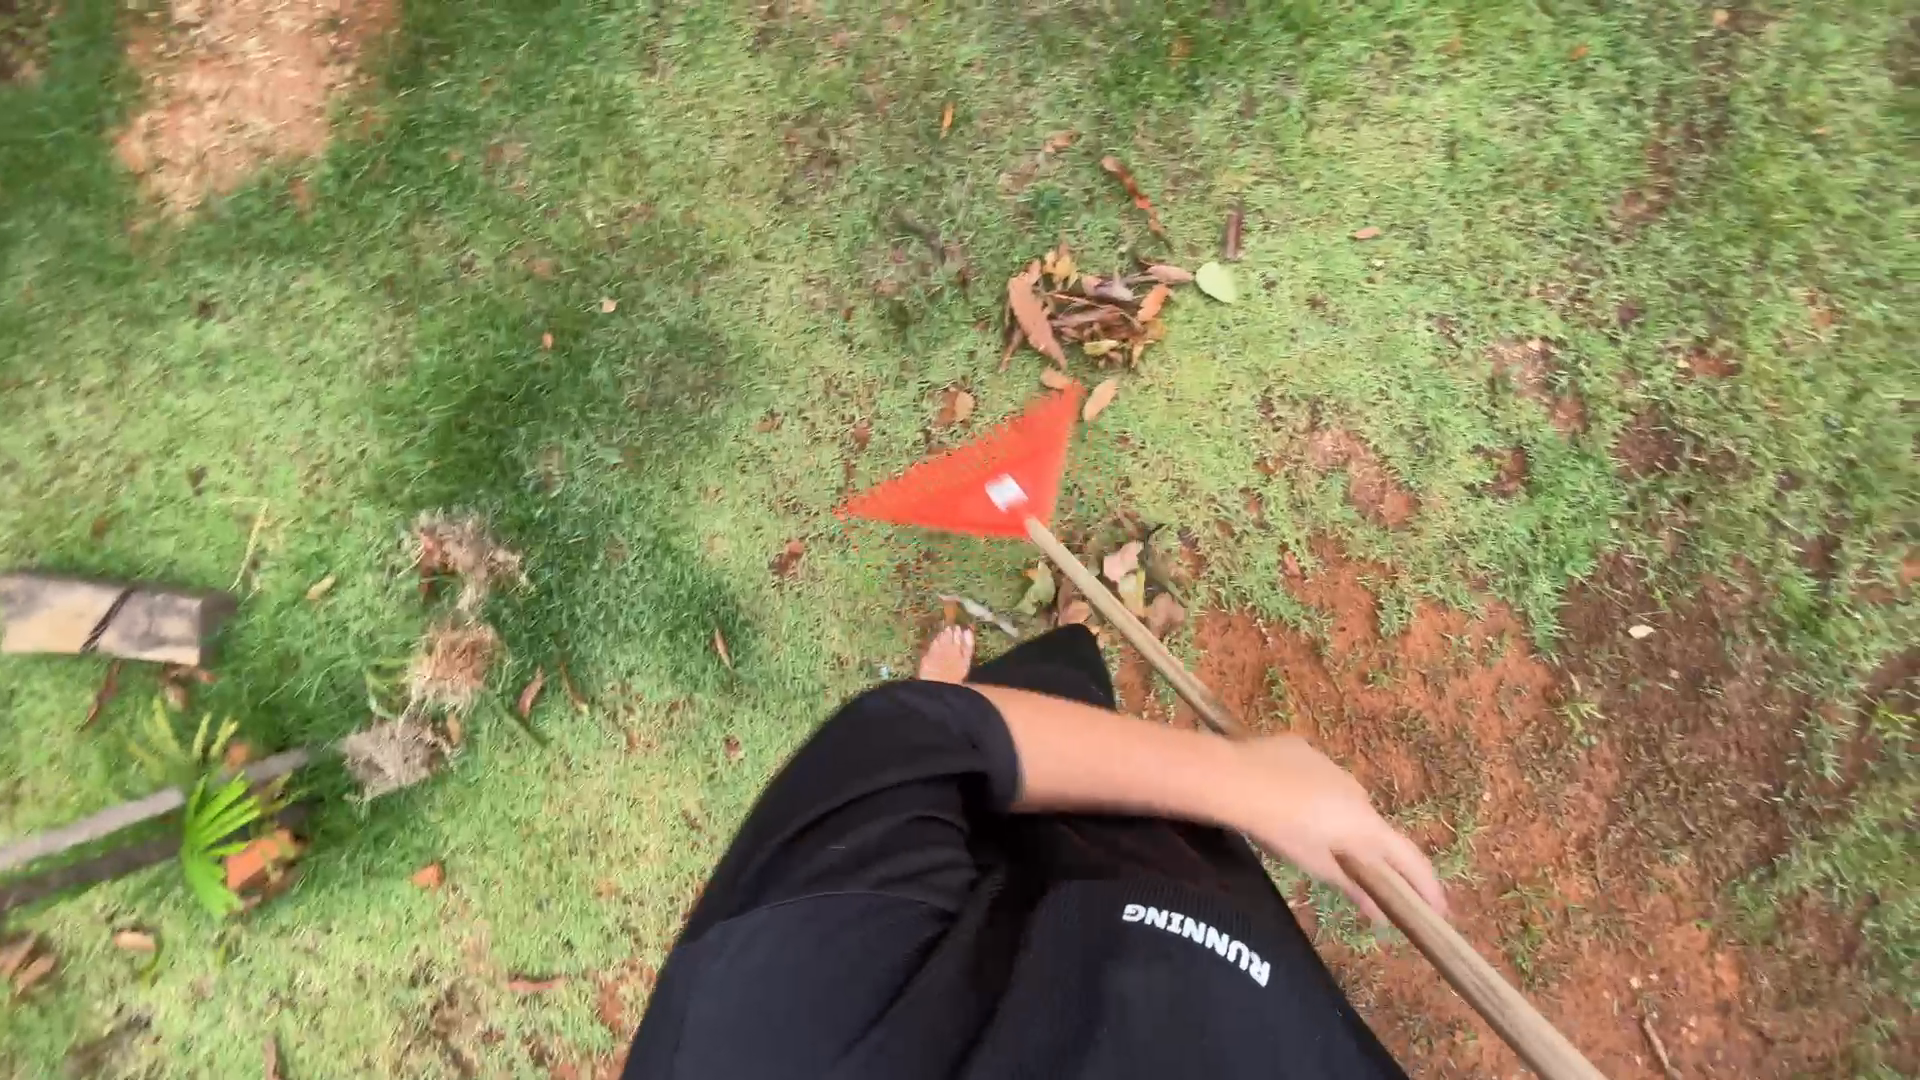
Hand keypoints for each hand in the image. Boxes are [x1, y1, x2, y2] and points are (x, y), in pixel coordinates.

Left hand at [1219, 735, 1447, 925]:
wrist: (1236, 778)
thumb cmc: (1278, 828)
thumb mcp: (1314, 864)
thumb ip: (1351, 886)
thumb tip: (1380, 914)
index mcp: (1364, 824)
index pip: (1407, 857)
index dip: (1425, 884)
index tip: (1438, 908)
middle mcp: (1356, 790)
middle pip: (1371, 825)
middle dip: (1366, 845)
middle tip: (1353, 863)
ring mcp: (1329, 764)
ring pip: (1341, 795)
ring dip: (1335, 813)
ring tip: (1306, 826)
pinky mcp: (1301, 748)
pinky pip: (1313, 773)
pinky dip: (1308, 787)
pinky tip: (1284, 795)